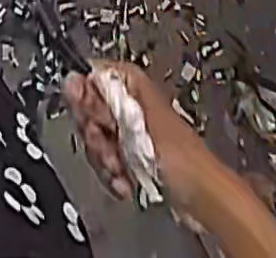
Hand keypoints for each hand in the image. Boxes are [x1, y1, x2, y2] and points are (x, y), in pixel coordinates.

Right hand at [64, 61, 219, 203]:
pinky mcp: (129, 154)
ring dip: (103, 160)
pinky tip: (125, 184)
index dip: (85, 100)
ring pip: (93, 138)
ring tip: (121, 172)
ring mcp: (127, 129)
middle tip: (111, 151)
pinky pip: (104, 159)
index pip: (89, 77)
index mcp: (130, 83)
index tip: (92, 121)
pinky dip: (111, 174)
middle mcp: (126, 101)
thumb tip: (70, 78)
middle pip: (87, 110)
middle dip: (96, 138)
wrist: (204, 197)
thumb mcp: (134, 125)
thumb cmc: (179, 155)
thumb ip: (100, 101)